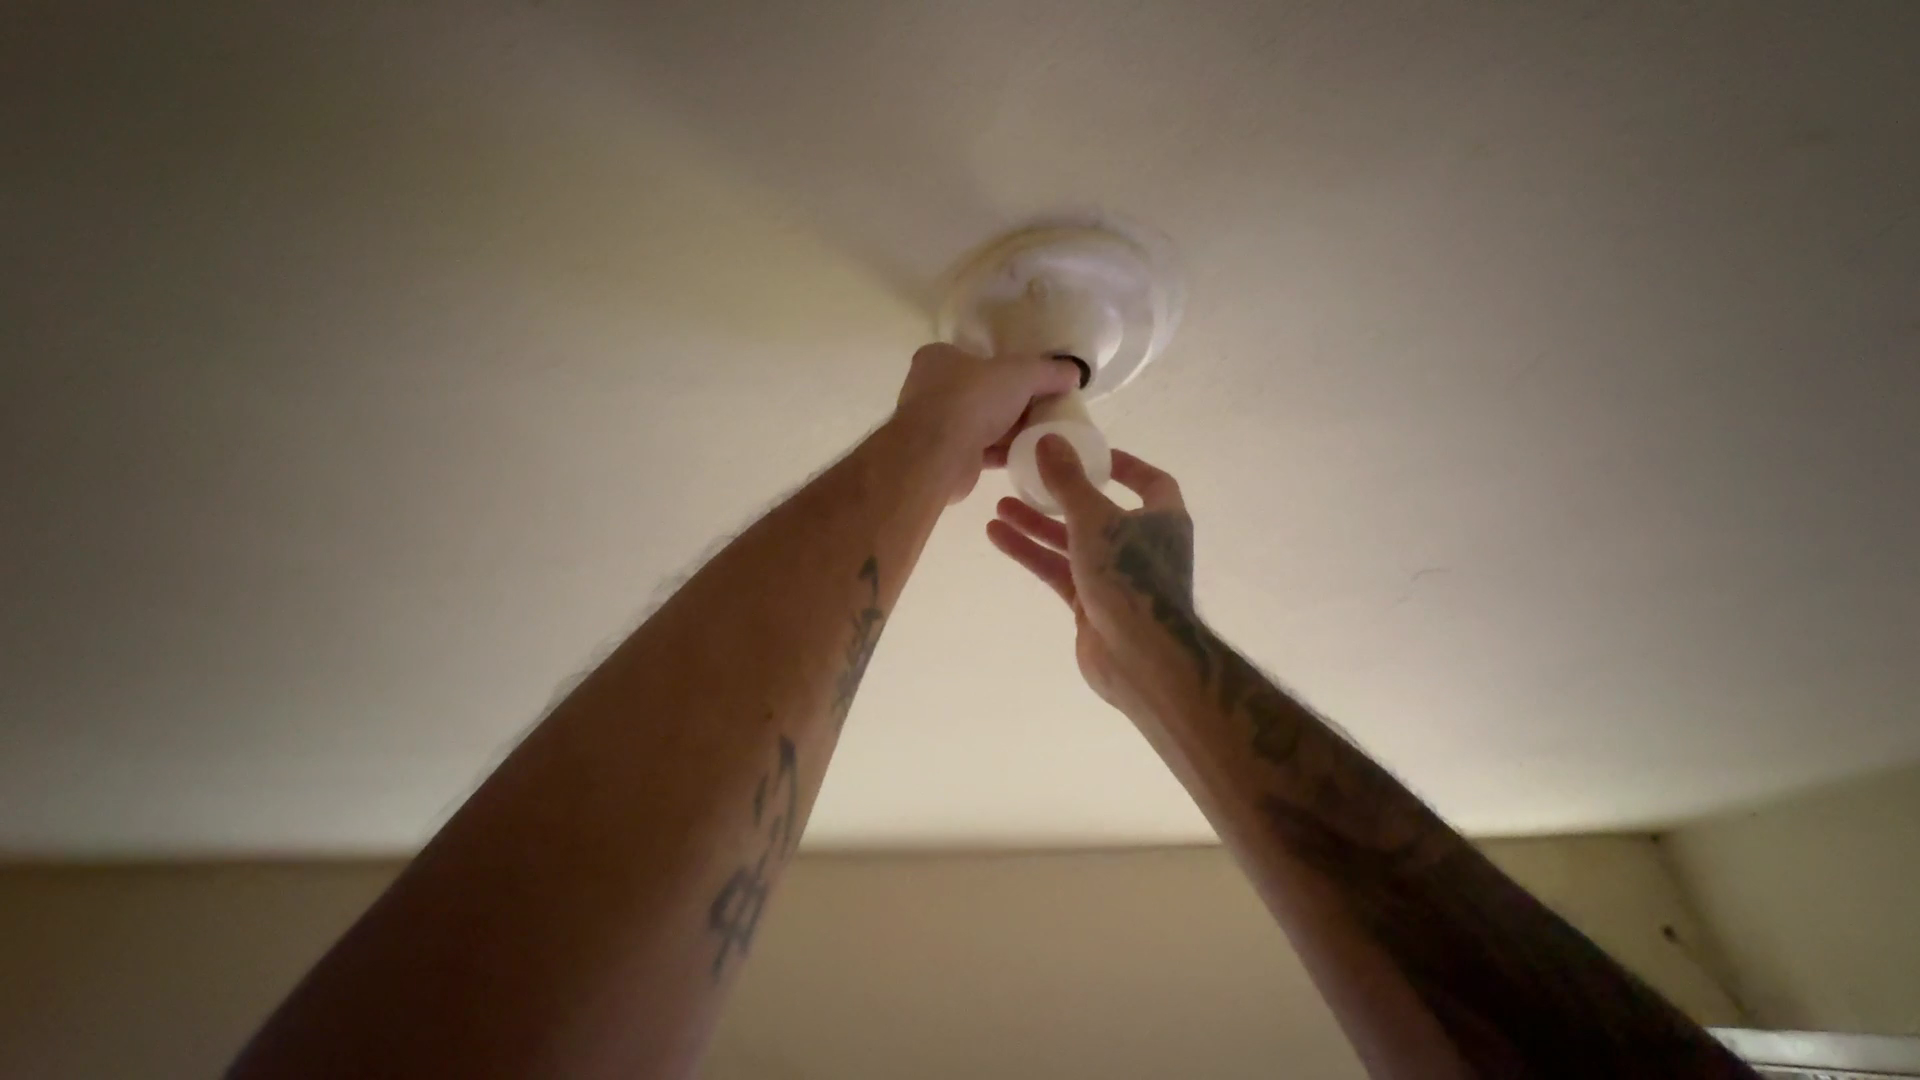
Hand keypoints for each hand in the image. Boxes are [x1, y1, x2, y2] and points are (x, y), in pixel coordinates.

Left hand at [894, 343, 1082, 502]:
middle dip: (1014, 402)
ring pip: (983, 423)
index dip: (1007, 367)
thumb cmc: (972, 398)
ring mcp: (936, 426)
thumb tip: (1074, 373)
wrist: (939, 454)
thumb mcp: (1020, 373)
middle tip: (1047, 407)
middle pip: (983, 392)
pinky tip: (1031, 455)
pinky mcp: (946, 457)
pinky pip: (982, 451)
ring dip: (1011, 430)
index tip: (1035, 379)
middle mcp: (932, 390)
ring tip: (1045, 433)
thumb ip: (1049, 371)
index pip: (978, 357)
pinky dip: (1004, 452)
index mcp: (939, 359)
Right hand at [986, 436, 1209, 717]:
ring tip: (999, 508)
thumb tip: (1048, 439)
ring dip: (1039, 525)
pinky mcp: (1092, 606)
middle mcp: (1143, 545)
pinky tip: (999, 538)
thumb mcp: (1095, 520)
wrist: (1141, 658)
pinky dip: (1033, 554)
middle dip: (1061, 497)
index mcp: (1162, 519)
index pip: (1149, 482)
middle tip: (1027, 480)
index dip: (1123, 465)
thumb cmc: (1130, 578)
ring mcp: (1116, 578)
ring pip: (1073, 543)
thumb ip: (1068, 481)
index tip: (1089, 454)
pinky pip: (1059, 572)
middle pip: (1098, 512)